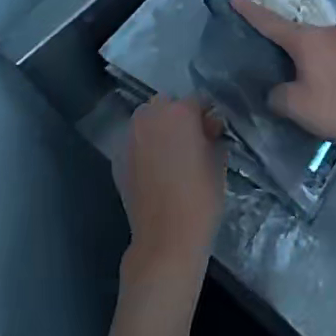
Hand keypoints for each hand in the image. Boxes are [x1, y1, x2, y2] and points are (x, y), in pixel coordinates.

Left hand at [120, 95, 225, 277]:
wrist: (166, 236)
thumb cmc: (202, 196)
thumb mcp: (218, 159)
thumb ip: (212, 134)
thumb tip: (208, 126)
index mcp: (179, 113)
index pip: (197, 100)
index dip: (207, 114)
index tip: (214, 130)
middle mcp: (149, 118)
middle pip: (166, 104)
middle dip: (179, 116)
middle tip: (193, 140)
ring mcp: (129, 137)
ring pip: (147, 121)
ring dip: (160, 129)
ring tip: (173, 153)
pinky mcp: (117, 158)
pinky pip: (135, 141)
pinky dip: (145, 147)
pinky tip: (156, 168)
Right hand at [230, 0, 335, 156]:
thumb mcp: (296, 106)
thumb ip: (278, 94)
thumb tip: (279, 90)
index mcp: (306, 40)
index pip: (270, 22)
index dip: (249, 11)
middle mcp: (324, 34)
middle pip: (290, 32)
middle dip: (271, 36)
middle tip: (250, 42)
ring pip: (308, 45)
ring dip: (292, 53)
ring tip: (276, 67)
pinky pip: (322, 55)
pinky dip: (309, 62)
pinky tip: (305, 80)